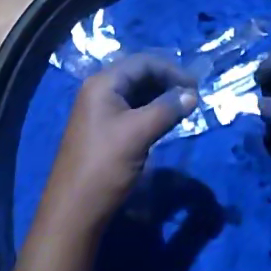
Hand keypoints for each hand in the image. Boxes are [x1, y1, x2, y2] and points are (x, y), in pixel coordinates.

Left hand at [36, 54, 197, 229]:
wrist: (75, 208)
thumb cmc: (105, 165)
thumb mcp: (138, 134)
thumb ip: (166, 110)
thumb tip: (191, 95)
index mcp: (103, 83)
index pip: (141, 62)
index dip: (170, 70)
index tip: (195, 86)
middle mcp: (99, 90)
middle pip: (137, 74)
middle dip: (166, 81)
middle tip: (192, 97)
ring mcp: (99, 109)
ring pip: (135, 93)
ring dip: (159, 97)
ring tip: (183, 108)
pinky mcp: (103, 128)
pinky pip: (130, 109)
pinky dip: (150, 111)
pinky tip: (165, 121)